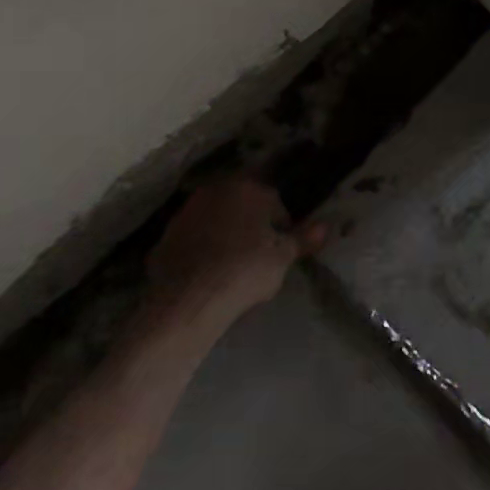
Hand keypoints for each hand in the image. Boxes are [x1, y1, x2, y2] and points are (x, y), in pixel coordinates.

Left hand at [146, 175, 325, 321]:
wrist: (187, 301)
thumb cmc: (245, 270)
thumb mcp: (283, 257)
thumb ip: (303, 239)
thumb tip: (325, 226)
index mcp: (247, 188)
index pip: (274, 201)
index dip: (281, 225)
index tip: (281, 248)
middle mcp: (215, 191)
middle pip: (242, 205)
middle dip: (251, 223)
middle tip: (259, 254)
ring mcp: (186, 212)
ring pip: (215, 219)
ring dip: (225, 233)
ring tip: (231, 264)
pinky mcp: (164, 236)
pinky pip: (193, 238)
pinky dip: (201, 249)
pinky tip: (207, 273)